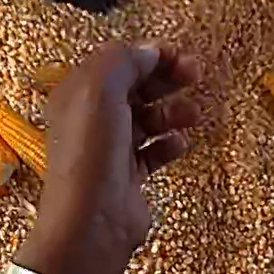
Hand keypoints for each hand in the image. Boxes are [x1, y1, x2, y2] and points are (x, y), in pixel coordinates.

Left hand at [16, 42, 202, 273]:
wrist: (92, 221)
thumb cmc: (92, 152)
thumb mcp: (100, 89)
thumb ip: (123, 61)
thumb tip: (148, 53)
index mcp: (77, 95)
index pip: (116, 63)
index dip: (148, 55)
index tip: (180, 55)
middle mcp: (90, 121)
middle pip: (134, 88)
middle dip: (165, 79)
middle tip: (195, 74)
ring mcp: (109, 150)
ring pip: (146, 119)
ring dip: (172, 111)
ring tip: (192, 115)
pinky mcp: (127, 177)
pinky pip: (153, 152)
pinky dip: (168, 145)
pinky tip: (179, 145)